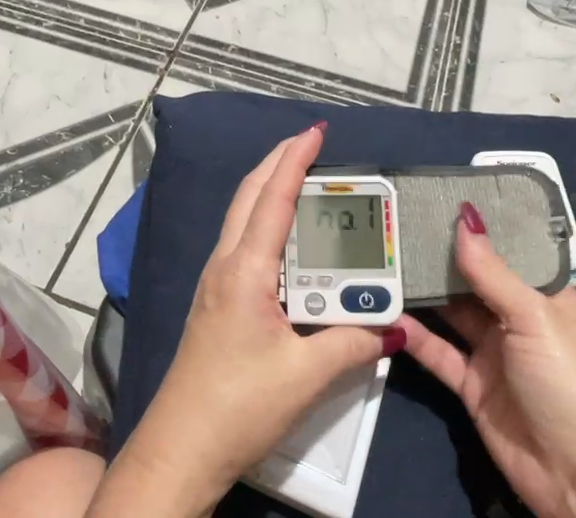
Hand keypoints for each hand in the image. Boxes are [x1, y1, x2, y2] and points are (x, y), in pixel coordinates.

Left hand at [89, 124, 400, 516]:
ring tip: (307, 183)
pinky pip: (244, 245)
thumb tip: (394, 327)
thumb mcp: (306, 374)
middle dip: (278, 163)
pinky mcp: (216, 302)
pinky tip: (289, 242)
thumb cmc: (240, 403)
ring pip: (243, 219)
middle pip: (249, 197)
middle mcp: (225, 265)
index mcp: (245, 270)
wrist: (181, 446)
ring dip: (271, 192)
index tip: (315, 131)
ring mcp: (215, 282)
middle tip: (312, 145)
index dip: (294, 159)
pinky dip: (266, 224)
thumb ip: (352, 343)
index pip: (272, 199)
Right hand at [396, 204, 575, 517]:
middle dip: (441, 257)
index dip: (476, 228)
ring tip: (384, 261)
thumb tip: (466, 216)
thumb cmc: (574, 385)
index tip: (435, 199)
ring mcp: (495, 354)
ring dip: (423, 293)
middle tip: (397, 225)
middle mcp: (519, 320)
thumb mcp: (537, 319)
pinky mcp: (473, 386)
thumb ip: (493, 271)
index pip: (507, 251)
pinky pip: (439, 352)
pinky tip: (388, 312)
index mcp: (547, 297)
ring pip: (452, 314)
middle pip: (474, 281)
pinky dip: (415, 334)